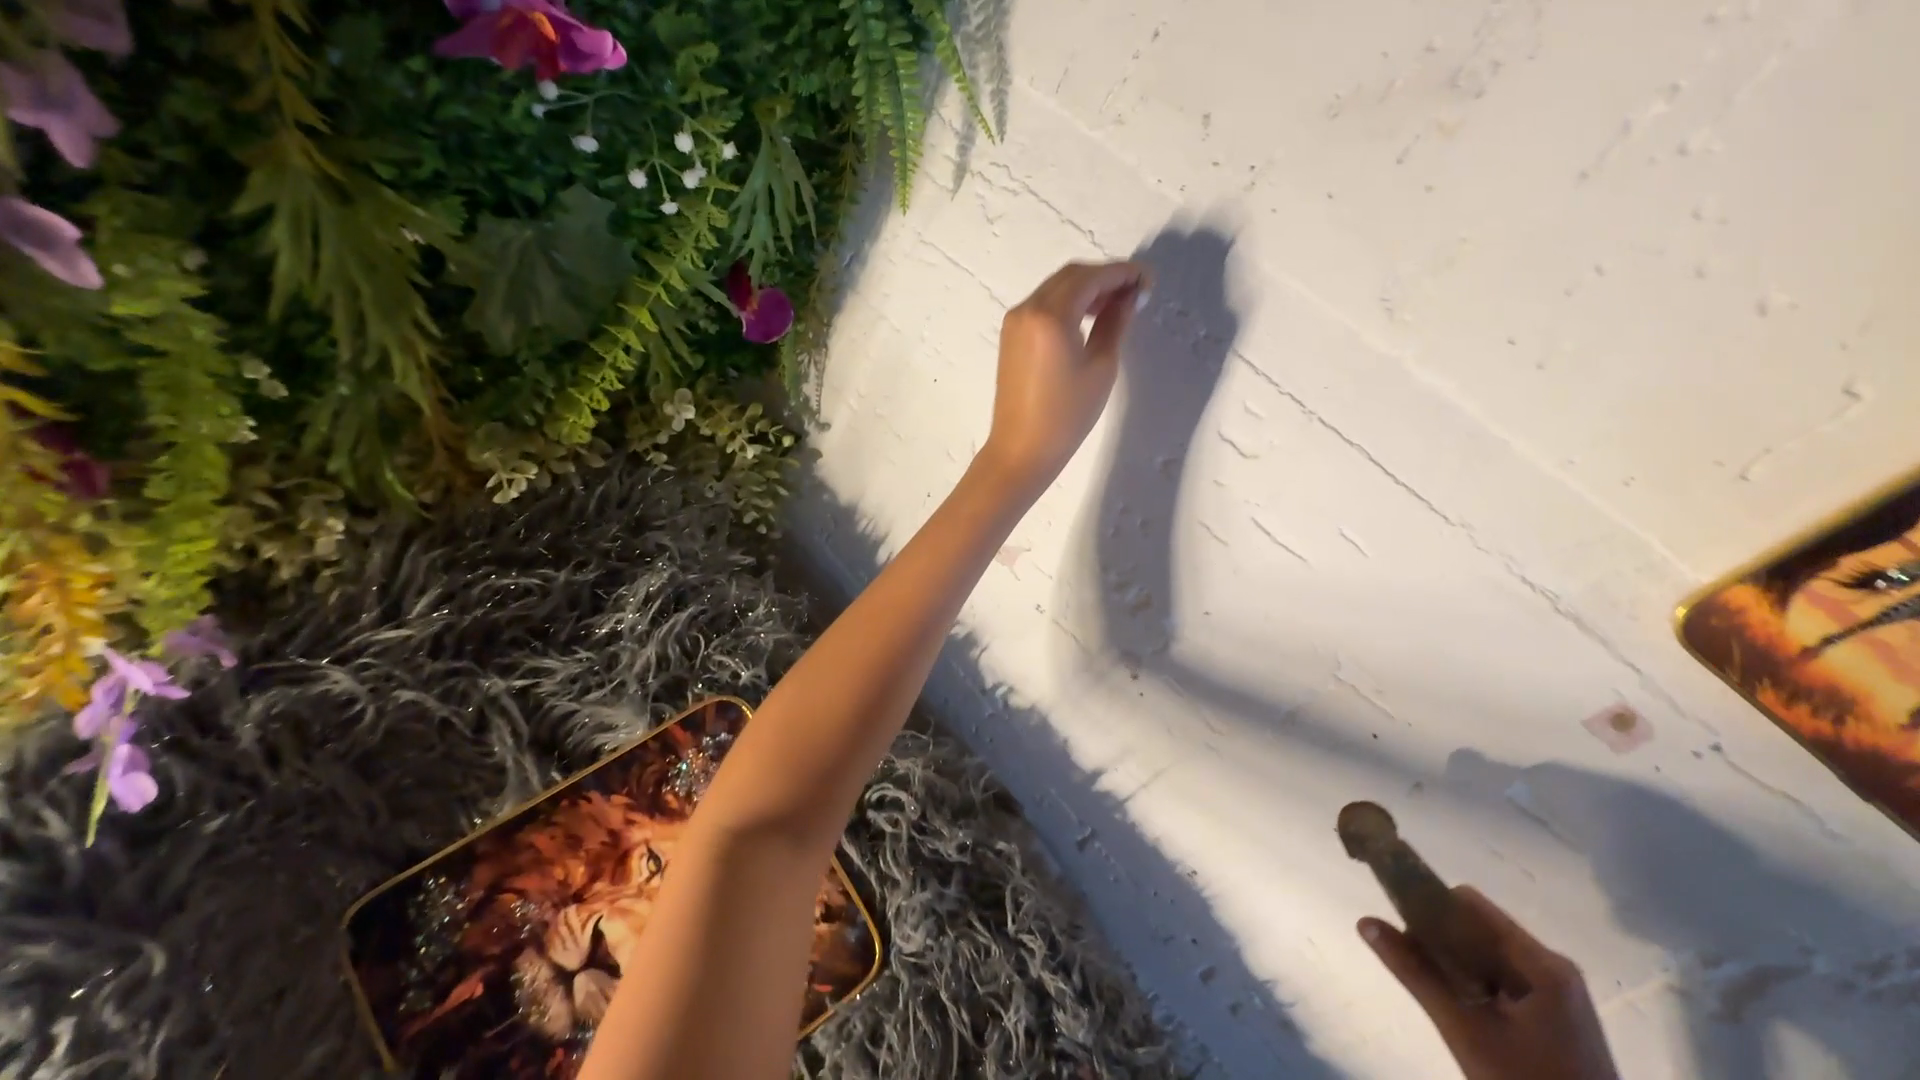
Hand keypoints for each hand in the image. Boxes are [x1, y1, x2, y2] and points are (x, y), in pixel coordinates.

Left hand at [981, 259, 1148, 491]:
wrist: (1022, 448)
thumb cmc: (1067, 415)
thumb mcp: (1101, 367)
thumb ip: (1115, 323)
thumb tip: (1130, 295)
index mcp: (1051, 316)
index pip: (1090, 278)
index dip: (1122, 273)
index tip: (1148, 280)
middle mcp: (1028, 308)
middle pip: (1071, 276)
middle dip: (1105, 277)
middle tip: (1136, 292)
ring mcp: (1016, 320)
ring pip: (1056, 287)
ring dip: (1087, 288)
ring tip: (1117, 305)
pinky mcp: (1012, 334)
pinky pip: (1044, 304)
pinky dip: (1068, 302)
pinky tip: (1090, 317)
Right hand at [1361, 887, 1619, 1079]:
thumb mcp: (1464, 1029)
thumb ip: (1415, 973)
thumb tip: (1366, 922)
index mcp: (1540, 962)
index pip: (1470, 904)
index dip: (1430, 907)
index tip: (1402, 931)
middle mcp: (1553, 966)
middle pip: (1480, 928)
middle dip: (1441, 940)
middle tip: (1416, 969)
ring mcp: (1558, 991)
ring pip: (1490, 954)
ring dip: (1456, 964)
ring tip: (1438, 994)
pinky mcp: (1556, 1013)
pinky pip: (1505, 978)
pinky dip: (1475, 983)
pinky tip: (1463, 1010)